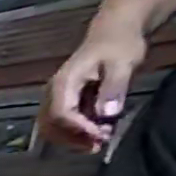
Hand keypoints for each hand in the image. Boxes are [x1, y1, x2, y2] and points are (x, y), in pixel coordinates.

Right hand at [41, 19, 146, 152]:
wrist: (114, 32)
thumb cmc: (119, 44)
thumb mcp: (123, 62)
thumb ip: (114, 88)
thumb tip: (107, 114)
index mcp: (63, 83)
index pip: (61, 114)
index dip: (79, 128)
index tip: (102, 134)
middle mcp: (52, 94)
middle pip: (51, 126)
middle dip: (74, 138)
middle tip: (100, 143)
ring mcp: (55, 100)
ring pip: (53, 130)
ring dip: (74, 140)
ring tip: (99, 141)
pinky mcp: (63, 105)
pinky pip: (61, 126)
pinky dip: (76, 134)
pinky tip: (96, 133)